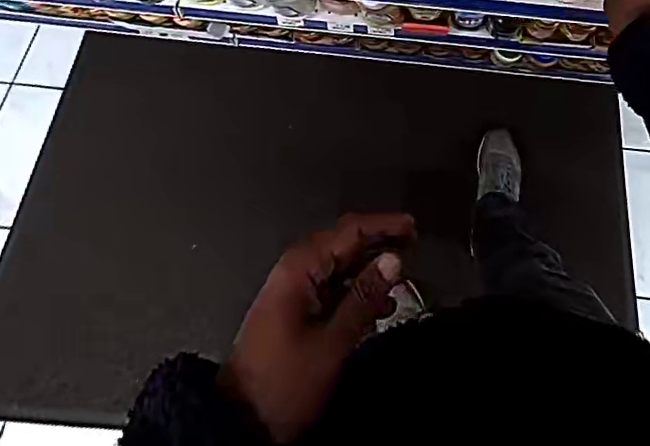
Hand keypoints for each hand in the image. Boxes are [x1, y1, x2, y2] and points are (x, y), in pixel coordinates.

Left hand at [223, 213, 415, 441]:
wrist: (236, 427)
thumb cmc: (281, 383)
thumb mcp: (331, 342)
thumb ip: (365, 296)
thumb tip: (394, 260)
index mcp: (300, 267)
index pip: (351, 230)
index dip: (385, 225)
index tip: (413, 227)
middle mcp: (294, 269)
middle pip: (345, 242)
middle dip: (381, 244)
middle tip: (412, 248)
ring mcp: (292, 288)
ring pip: (341, 264)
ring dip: (371, 268)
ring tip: (400, 279)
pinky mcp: (293, 308)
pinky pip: (332, 284)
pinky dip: (357, 288)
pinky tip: (377, 304)